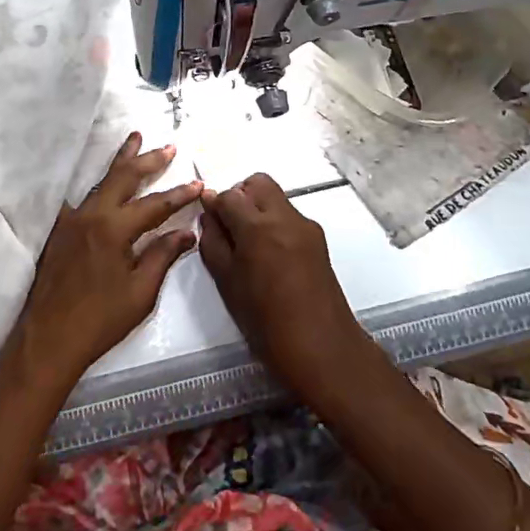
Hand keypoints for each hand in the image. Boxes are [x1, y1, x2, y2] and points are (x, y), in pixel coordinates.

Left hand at [12, 132, 201, 387]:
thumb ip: (163, 256)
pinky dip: (97, 184)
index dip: (179, 195)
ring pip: (100, 182)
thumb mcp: (141, 292)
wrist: (49, 337)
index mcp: (114, 229)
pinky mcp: (58, 229)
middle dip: (148, 160)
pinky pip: (81, 197)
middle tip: (168, 147)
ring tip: (134, 141)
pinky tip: (101, 181)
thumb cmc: (100, 320)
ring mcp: (71, 220)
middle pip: (123, 178)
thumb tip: (186, 233)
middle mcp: (91, 215)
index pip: (155, 204)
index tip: (199, 185)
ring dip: (121, 162)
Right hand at [199, 173, 374, 397]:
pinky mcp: (318, 240)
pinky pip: (290, 217)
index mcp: (258, 227)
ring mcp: (306, 227)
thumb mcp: (227, 282)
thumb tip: (209, 216)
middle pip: (258, 183)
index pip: (229, 195)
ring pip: (276, 198)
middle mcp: (285, 217)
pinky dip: (275, 224)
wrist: (321, 347)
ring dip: (258, 209)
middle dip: (240, 196)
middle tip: (230, 227)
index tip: (208, 218)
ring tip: (249, 246)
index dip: (215, 203)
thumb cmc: (265, 321)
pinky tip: (270, 257)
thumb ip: (214, 242)